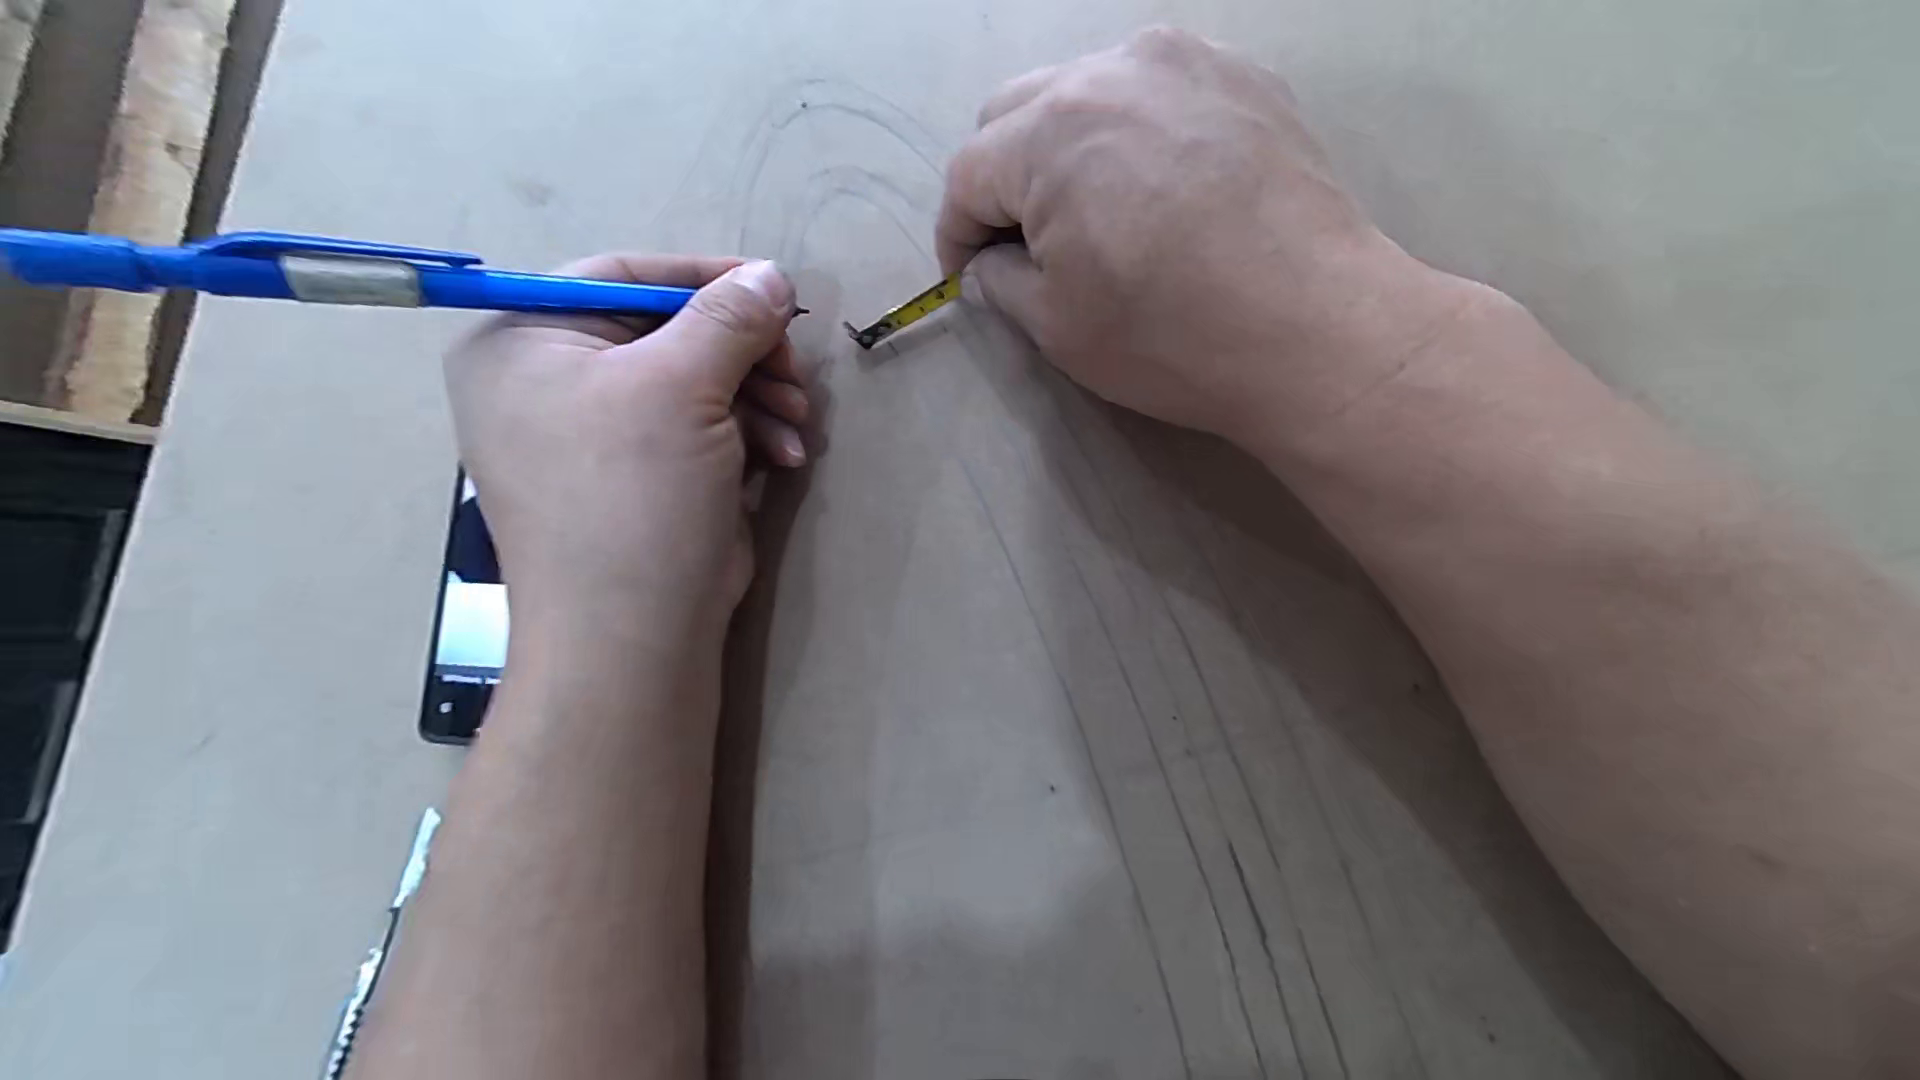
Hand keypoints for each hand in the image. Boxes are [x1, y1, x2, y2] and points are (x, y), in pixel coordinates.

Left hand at [443, 255, 807, 679]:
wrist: (636, 628)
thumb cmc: (634, 494)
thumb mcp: (679, 388)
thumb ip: (727, 319)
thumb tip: (771, 273)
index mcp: (528, 343)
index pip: (625, 277)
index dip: (705, 278)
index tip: (775, 288)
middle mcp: (561, 383)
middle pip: (673, 334)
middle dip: (746, 354)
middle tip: (795, 373)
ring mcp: (610, 435)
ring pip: (702, 385)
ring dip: (760, 400)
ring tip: (798, 427)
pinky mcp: (655, 476)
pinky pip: (709, 430)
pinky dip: (752, 437)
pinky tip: (785, 458)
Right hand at [938, 27, 1482, 453]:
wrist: (1310, 328)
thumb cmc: (1165, 337)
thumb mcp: (1055, 325)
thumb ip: (999, 282)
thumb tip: (987, 263)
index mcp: (1050, 134)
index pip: (967, 174)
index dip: (954, 232)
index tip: (964, 277)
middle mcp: (1111, 72)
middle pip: (1014, 116)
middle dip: (999, 183)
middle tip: (1018, 245)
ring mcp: (1183, 62)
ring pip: (1083, 93)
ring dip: (1059, 151)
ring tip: (1083, 214)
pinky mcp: (1239, 77)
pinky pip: (1151, 93)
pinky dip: (1125, 135)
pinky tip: (1147, 188)